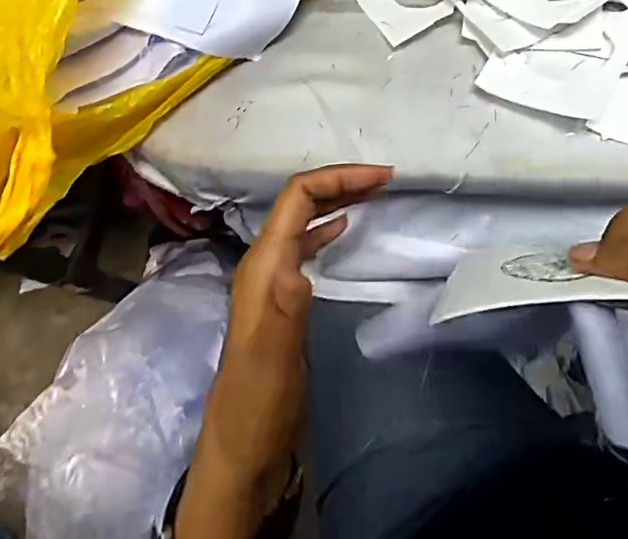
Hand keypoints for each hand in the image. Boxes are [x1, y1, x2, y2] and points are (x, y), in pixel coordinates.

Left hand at [178, 164, 389, 538]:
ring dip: (337, 198)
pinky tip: (344, 229)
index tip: (381, 178)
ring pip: (304, 219)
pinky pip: (307, 243)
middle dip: (340, 182)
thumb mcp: (273, 360)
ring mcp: (272, 279)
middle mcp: (264, 262)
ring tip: (374, 193)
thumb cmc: (259, 404)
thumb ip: (284, 310)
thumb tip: (300, 266)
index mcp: (263, 264)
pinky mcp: (283, 296)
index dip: (337, 178)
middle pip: (300, 201)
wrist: (242, 449)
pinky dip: (329, 226)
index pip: (297, 197)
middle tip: (385, 179)